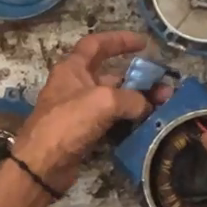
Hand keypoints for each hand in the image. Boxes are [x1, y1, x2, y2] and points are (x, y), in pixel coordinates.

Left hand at [10, 31, 157, 191]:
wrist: (42, 165)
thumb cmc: (67, 123)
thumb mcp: (102, 101)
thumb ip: (130, 98)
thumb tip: (147, 106)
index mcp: (72, 69)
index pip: (96, 44)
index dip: (119, 40)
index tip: (144, 44)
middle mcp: (75, 86)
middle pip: (111, 76)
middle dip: (138, 79)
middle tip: (164, 87)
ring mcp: (79, 112)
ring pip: (113, 101)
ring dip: (137, 102)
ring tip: (162, 107)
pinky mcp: (84, 134)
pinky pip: (111, 122)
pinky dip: (128, 122)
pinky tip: (146, 125)